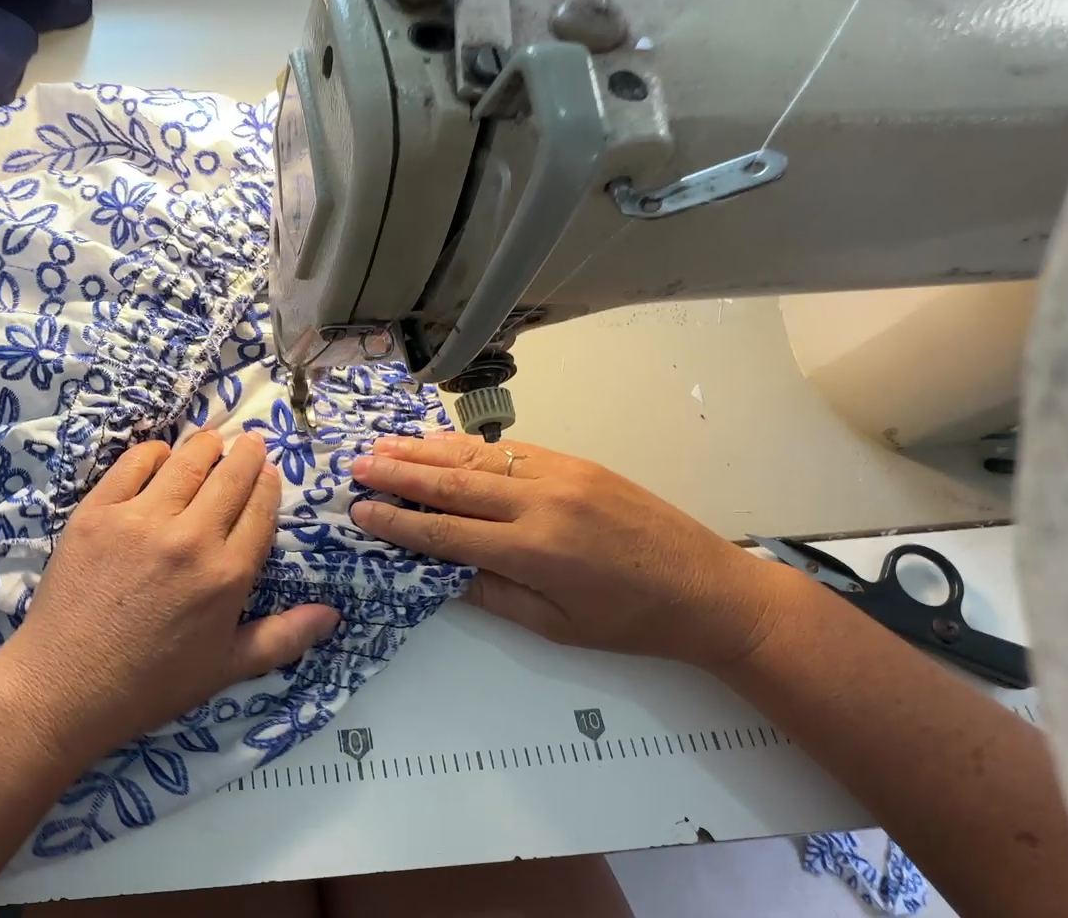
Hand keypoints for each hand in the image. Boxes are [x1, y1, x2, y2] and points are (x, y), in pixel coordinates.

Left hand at [0, 431, 341, 761]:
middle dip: (246, 454)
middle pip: (230, 476)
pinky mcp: (97, 512)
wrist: (64, 687)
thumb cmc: (150, 684)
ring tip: (211, 440)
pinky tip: (160, 455)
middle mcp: (190, 538)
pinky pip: (133, 464)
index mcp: (227, 575)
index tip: (268, 473)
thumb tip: (333, 616)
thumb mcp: (226, 669)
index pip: (260, 509)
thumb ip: (283, 637)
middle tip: (249, 442)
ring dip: (205, 445)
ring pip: (186, 461)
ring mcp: (140, 520)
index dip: (267, 484)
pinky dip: (153, 452)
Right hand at [347, 433, 800, 671]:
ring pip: (476, 456)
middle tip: (356, 466)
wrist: (712, 589)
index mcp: (535, 552)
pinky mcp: (574, 461)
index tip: (359, 512)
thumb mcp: (555, 626)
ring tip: (382, 445)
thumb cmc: (631, 621)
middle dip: (399, 475)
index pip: (447, 533)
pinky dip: (466, 443)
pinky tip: (437, 441)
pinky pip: (508, 447)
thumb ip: (490, 593)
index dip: (398, 524)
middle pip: (452, 484)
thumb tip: (435, 570)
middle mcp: (540, 503)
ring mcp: (559, 474)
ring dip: (424, 451)